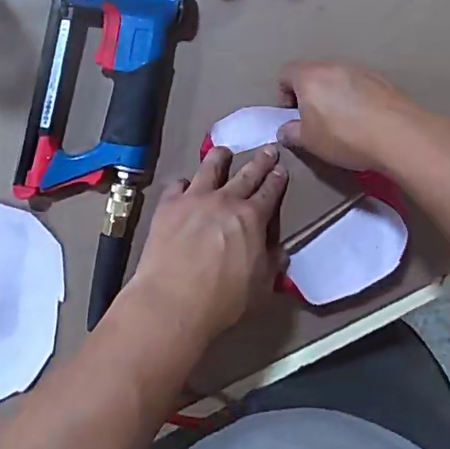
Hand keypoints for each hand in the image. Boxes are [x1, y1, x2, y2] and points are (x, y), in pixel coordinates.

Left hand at [127, 145, 287, 341]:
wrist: (173, 299)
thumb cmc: (223, 300)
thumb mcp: (262, 286)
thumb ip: (272, 263)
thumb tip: (279, 250)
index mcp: (251, 218)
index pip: (269, 192)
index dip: (277, 180)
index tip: (281, 169)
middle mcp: (224, 200)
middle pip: (246, 174)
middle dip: (259, 161)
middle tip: (268, 149)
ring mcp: (194, 199)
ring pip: (209, 168)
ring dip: (219, 158)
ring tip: (223, 151)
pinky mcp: (168, 205)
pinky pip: (177, 185)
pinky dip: (184, 183)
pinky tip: (184, 184)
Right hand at [276, 60, 438, 169]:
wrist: (399, 135)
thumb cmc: (344, 136)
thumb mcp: (309, 142)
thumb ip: (291, 132)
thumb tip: (286, 129)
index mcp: (309, 76)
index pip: (286, 73)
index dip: (283, 93)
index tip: (292, 114)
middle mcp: (334, 66)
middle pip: (313, 73)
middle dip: (310, 94)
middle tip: (315, 119)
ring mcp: (361, 70)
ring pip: (338, 78)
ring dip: (334, 95)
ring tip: (342, 121)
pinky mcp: (383, 80)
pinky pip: (360, 85)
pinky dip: (356, 98)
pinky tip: (365, 121)